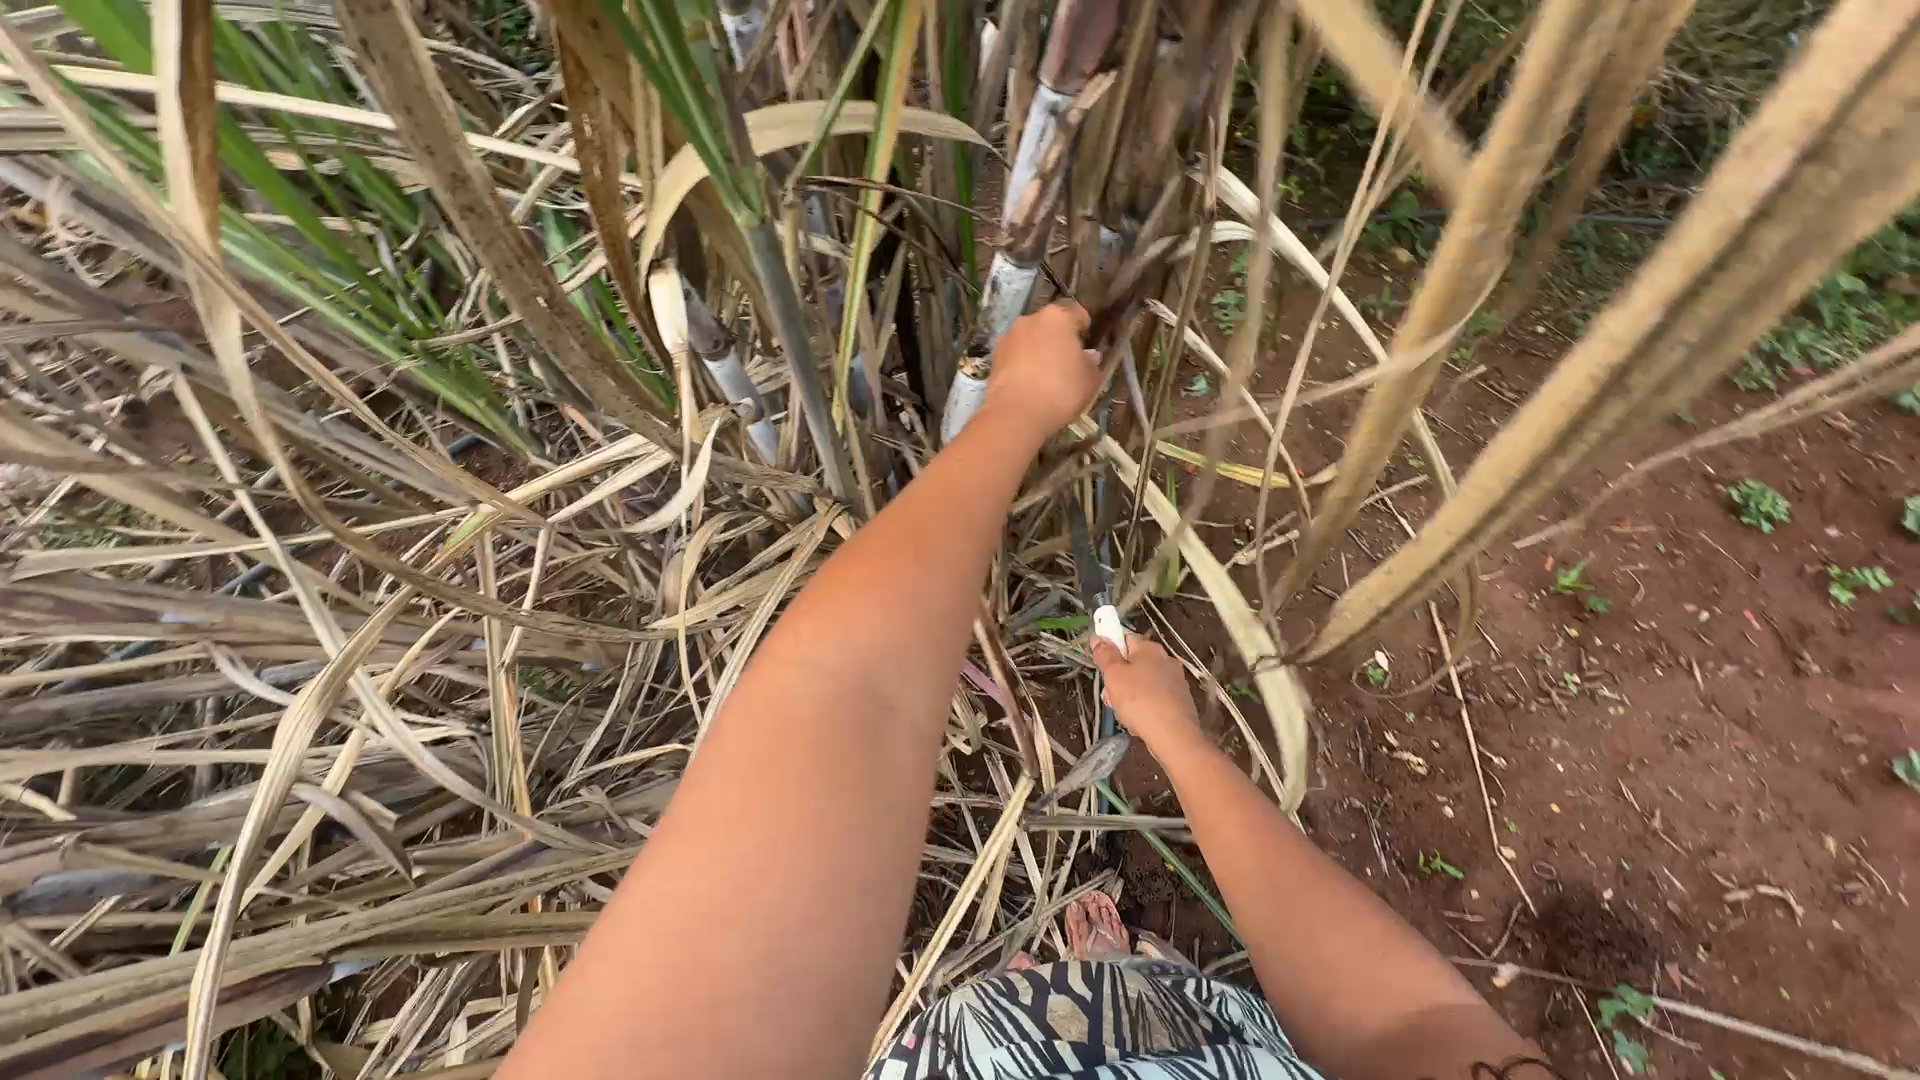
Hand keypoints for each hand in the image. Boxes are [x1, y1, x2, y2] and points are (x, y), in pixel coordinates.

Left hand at [982, 301, 1102, 436]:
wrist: (1016, 414)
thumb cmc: (1061, 390)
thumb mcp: (1089, 380)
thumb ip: (1091, 364)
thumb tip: (1090, 356)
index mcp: (1058, 317)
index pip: (1076, 312)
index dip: (1083, 326)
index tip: (1086, 343)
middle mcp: (1030, 319)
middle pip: (1050, 324)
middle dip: (1058, 339)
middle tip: (1067, 362)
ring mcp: (1008, 337)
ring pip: (1030, 339)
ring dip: (1038, 350)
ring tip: (1045, 376)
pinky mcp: (994, 357)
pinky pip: (1015, 356)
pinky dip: (1022, 364)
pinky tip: (1028, 384)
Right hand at [1089, 632, 1201, 750]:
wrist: (1173, 734)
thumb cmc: (1139, 700)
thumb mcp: (1114, 675)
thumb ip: (1105, 654)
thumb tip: (1099, 637)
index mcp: (1150, 648)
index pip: (1126, 638)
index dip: (1111, 651)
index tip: (1103, 668)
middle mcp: (1166, 659)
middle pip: (1134, 662)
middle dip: (1119, 678)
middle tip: (1110, 695)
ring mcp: (1176, 680)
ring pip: (1143, 682)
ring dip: (1130, 694)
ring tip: (1124, 712)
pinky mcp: (1181, 700)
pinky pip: (1155, 698)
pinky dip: (1145, 706)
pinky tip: (1140, 720)